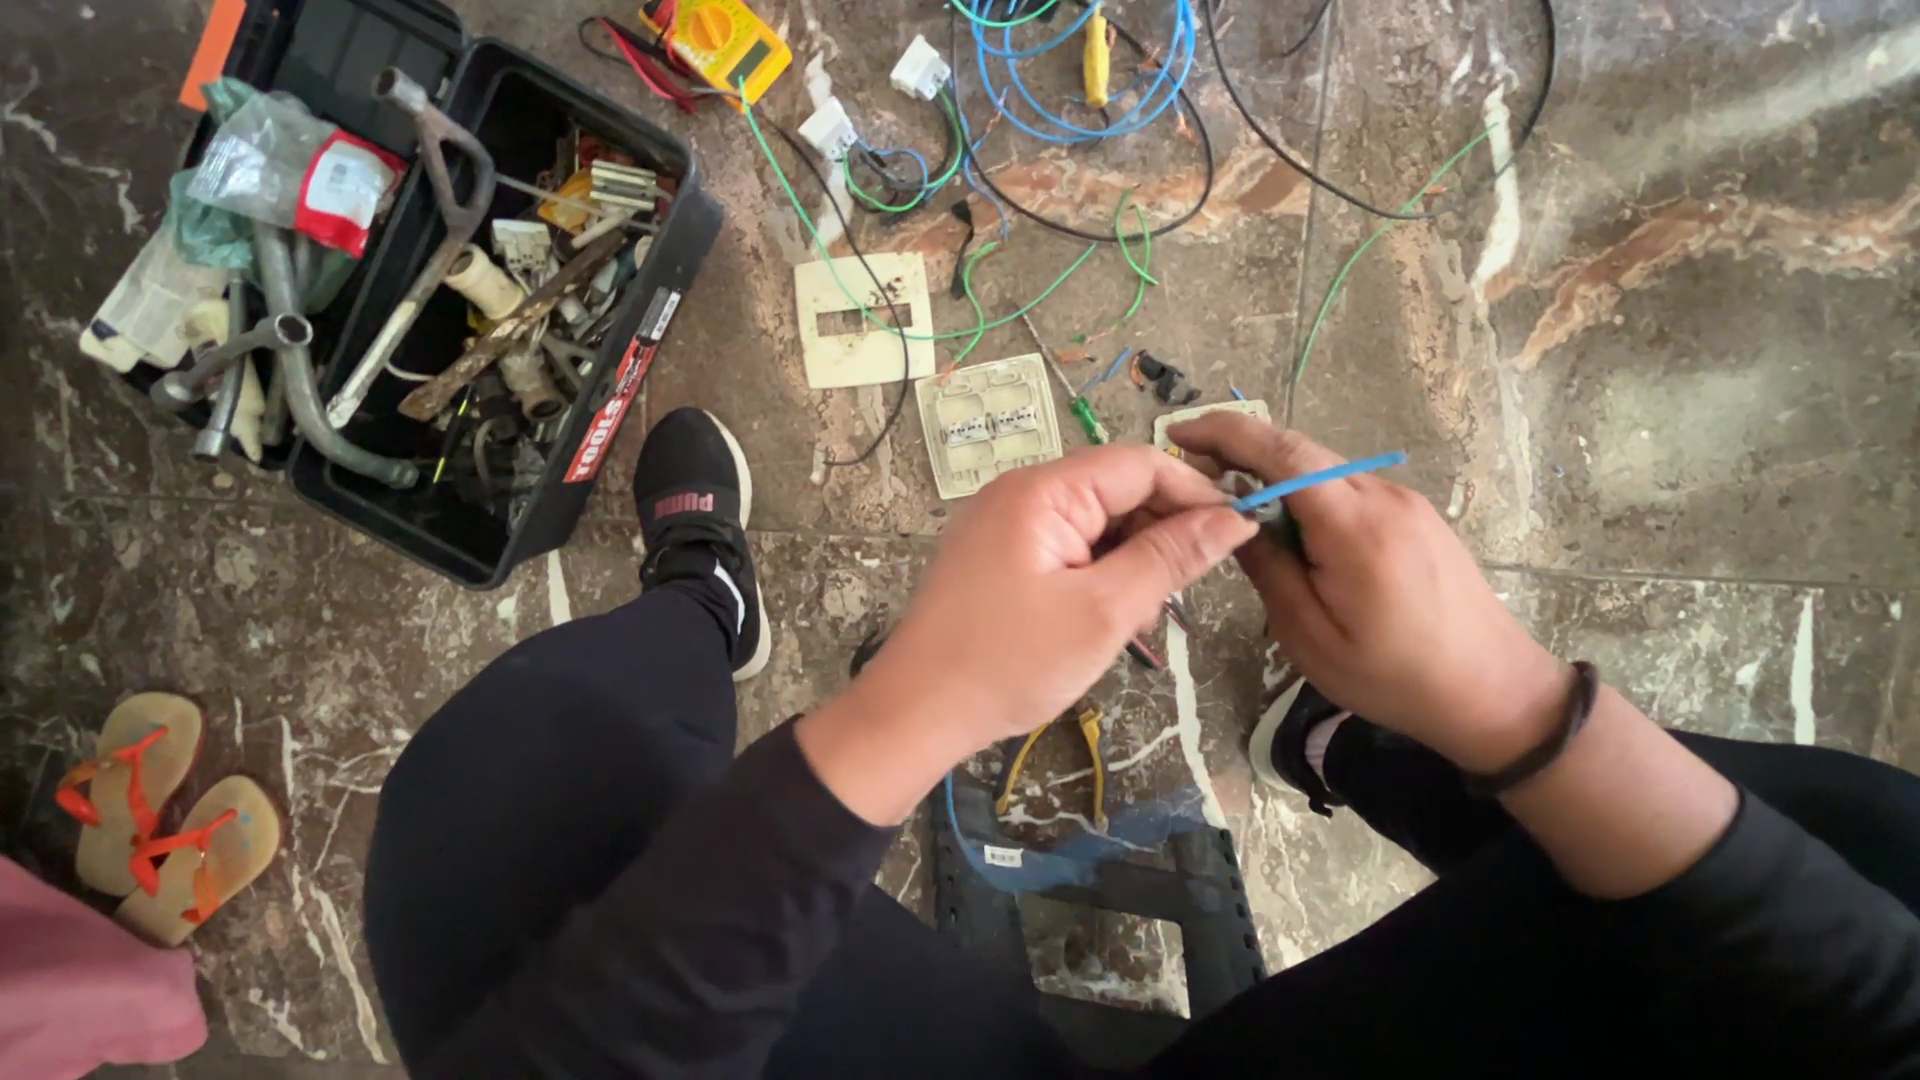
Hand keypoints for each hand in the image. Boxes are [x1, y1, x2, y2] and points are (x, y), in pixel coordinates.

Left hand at [870, 444, 1256, 748]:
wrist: (917, 710)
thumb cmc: (1010, 664)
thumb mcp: (1103, 612)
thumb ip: (1169, 557)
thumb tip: (1233, 519)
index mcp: (1042, 491)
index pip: (1139, 464)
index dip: (1194, 493)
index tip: (1236, 533)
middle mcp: (1020, 492)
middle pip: (1114, 489)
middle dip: (1159, 530)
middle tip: (1186, 587)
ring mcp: (1003, 523)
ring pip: (1092, 522)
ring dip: (1129, 558)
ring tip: (1142, 613)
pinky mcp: (997, 554)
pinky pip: (1064, 546)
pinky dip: (1096, 572)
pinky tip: (1107, 614)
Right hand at [1168, 413, 1570, 770]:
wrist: (1492, 691)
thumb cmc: (1392, 676)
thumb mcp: (1309, 635)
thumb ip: (1267, 568)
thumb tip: (1230, 518)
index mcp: (1356, 526)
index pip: (1283, 455)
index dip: (1225, 434)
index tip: (1178, 435)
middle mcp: (1383, 497)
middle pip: (1299, 451)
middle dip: (1238, 448)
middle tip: (1190, 470)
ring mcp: (1403, 502)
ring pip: (1321, 468)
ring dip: (1269, 473)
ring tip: (1229, 503)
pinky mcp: (1412, 515)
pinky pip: (1344, 487)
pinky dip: (1301, 491)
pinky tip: (1283, 522)